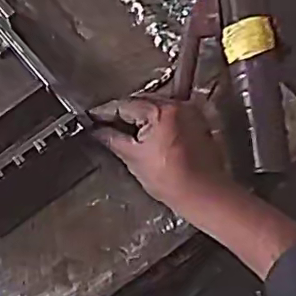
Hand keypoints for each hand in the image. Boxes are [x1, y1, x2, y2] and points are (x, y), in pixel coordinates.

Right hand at [91, 96, 235, 217]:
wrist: (203, 193)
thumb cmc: (172, 180)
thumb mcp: (133, 157)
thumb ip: (111, 138)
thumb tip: (98, 131)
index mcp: (160, 111)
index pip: (123, 105)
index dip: (104, 113)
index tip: (92, 118)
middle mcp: (178, 106)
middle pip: (141, 101)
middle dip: (123, 112)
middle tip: (105, 125)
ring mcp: (191, 112)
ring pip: (156, 106)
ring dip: (141, 115)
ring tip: (126, 131)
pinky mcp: (198, 122)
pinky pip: (171, 113)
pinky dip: (158, 119)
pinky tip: (149, 133)